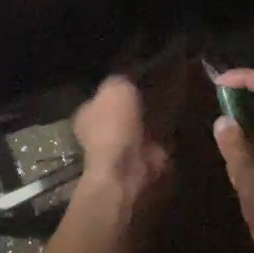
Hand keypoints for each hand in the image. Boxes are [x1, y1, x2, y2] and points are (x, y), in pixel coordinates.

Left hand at [74, 75, 171, 205]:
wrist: (123, 169)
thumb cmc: (114, 124)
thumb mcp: (116, 88)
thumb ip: (120, 82)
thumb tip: (124, 82)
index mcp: (85, 115)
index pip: (98, 101)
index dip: (114, 95)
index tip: (133, 88)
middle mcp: (94, 136)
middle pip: (116, 120)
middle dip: (132, 115)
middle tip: (151, 103)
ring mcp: (114, 156)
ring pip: (133, 138)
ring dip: (147, 132)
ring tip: (163, 120)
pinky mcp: (133, 171)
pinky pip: (148, 154)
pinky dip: (158, 149)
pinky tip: (168, 139)